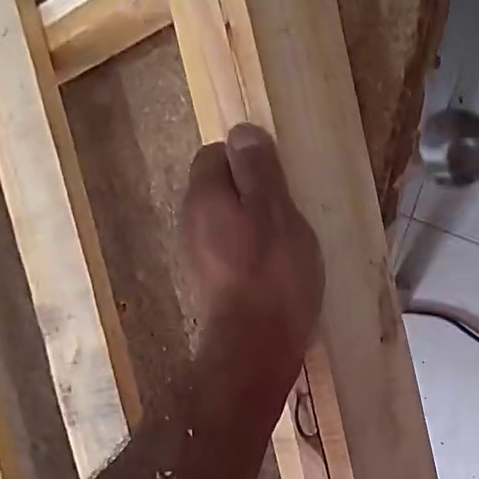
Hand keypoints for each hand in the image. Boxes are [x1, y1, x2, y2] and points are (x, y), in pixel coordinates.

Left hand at [181, 125, 323, 356]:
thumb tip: (242, 130)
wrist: (254, 348)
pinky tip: (273, 278)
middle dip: (251, 197)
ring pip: (224, 227)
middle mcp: (189, 223)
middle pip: (219, 192)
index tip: (280, 183)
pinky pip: (228, 258)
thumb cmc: (273, 273)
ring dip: (252, 231)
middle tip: (289, 218)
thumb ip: (259, 170)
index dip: (249, 163)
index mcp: (205, 196)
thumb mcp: (276, 210)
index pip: (216, 155)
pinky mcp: (207, 289)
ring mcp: (195, 259)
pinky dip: (249, 260)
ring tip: (286, 251)